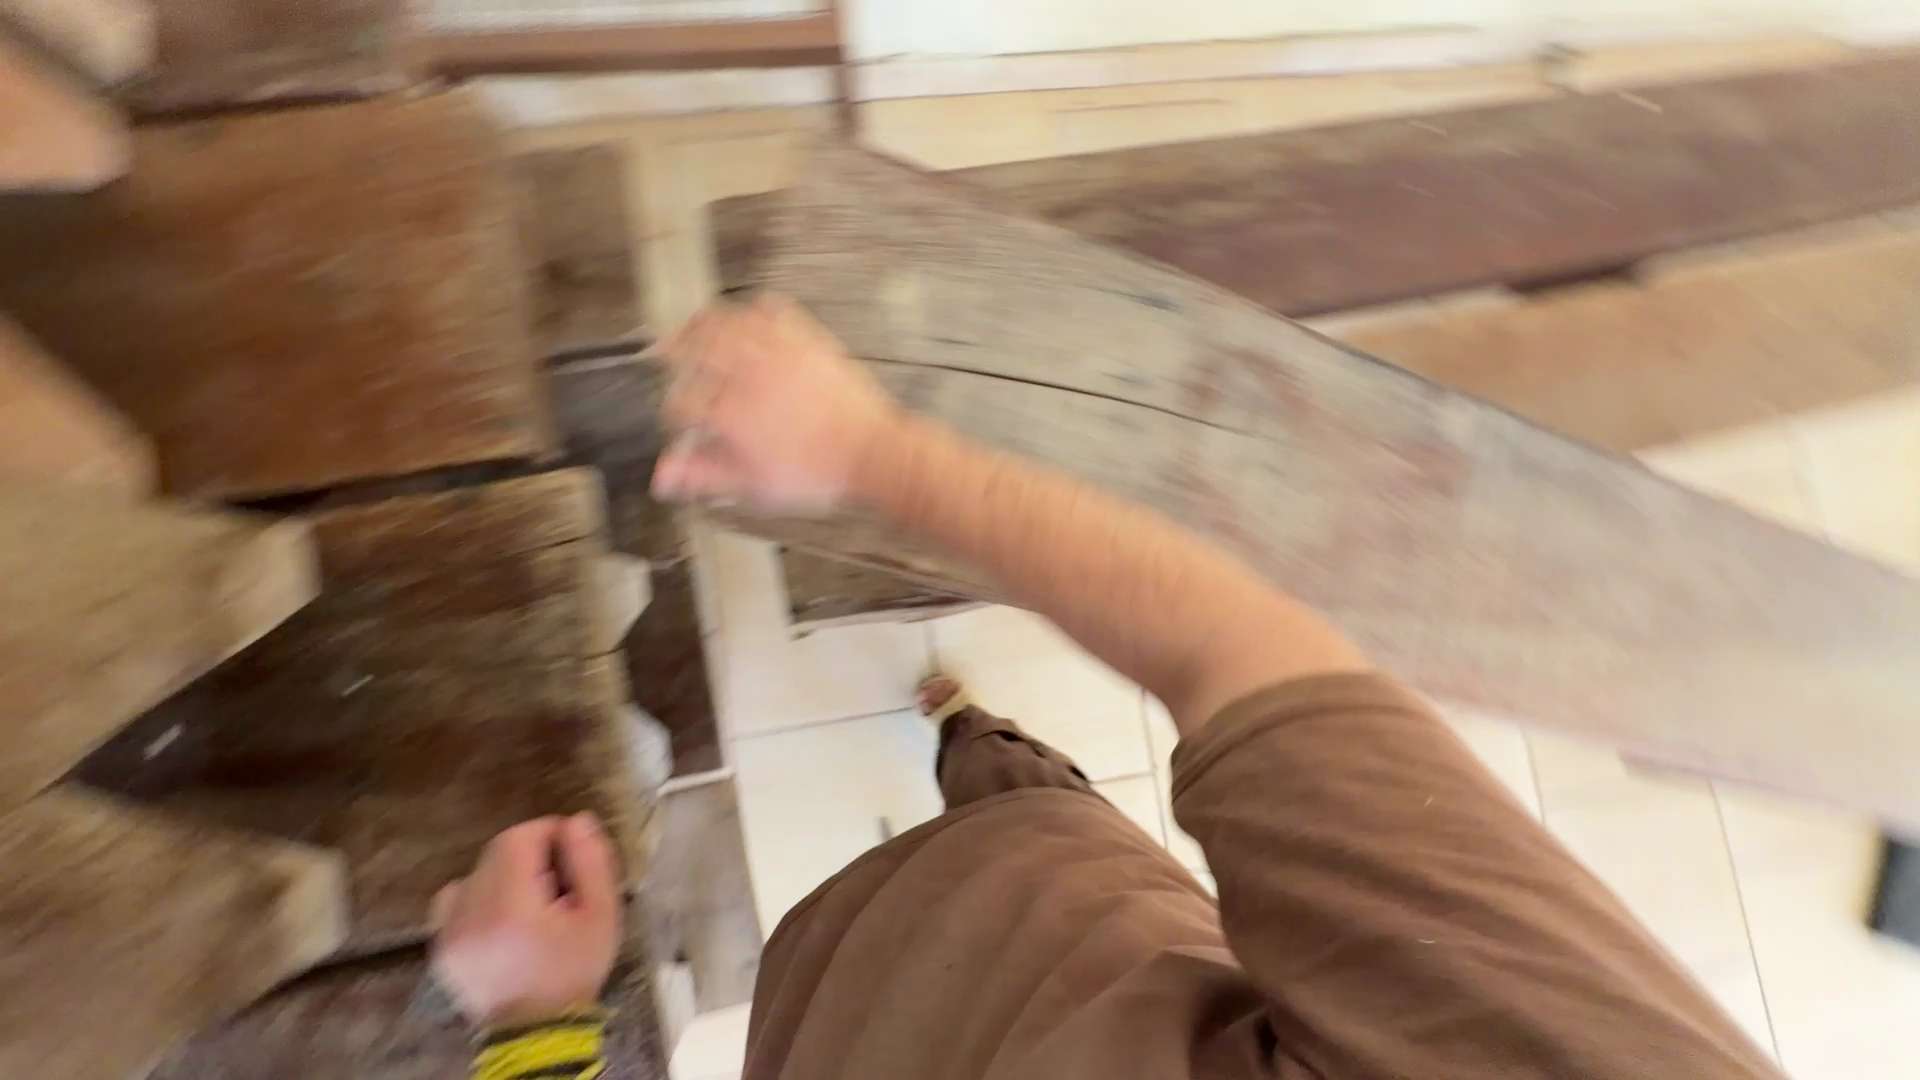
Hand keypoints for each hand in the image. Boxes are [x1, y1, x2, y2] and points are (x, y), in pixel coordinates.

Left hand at [429, 815, 620, 1027]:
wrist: (537, 1032)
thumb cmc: (576, 968)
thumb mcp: (602, 912)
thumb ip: (591, 861)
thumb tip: (576, 821)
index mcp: (511, 908)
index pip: (517, 839)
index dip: (547, 831)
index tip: (570, 849)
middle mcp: (470, 917)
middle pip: (495, 852)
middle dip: (530, 853)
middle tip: (557, 879)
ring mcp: (449, 934)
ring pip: (475, 872)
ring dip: (504, 872)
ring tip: (530, 899)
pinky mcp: (440, 948)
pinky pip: (454, 899)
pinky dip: (478, 894)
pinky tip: (501, 914)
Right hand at [651, 294, 899, 513]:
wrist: (869, 453)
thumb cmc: (818, 472)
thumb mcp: (754, 484)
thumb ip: (703, 475)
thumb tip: (662, 478)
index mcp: (729, 412)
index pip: (681, 402)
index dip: (674, 411)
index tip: (680, 417)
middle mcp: (746, 375)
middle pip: (691, 347)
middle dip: (673, 352)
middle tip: (666, 355)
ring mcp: (775, 352)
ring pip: (724, 320)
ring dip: (703, 324)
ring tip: (693, 329)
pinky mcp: (804, 339)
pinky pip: (770, 308)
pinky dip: (752, 309)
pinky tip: (747, 317)